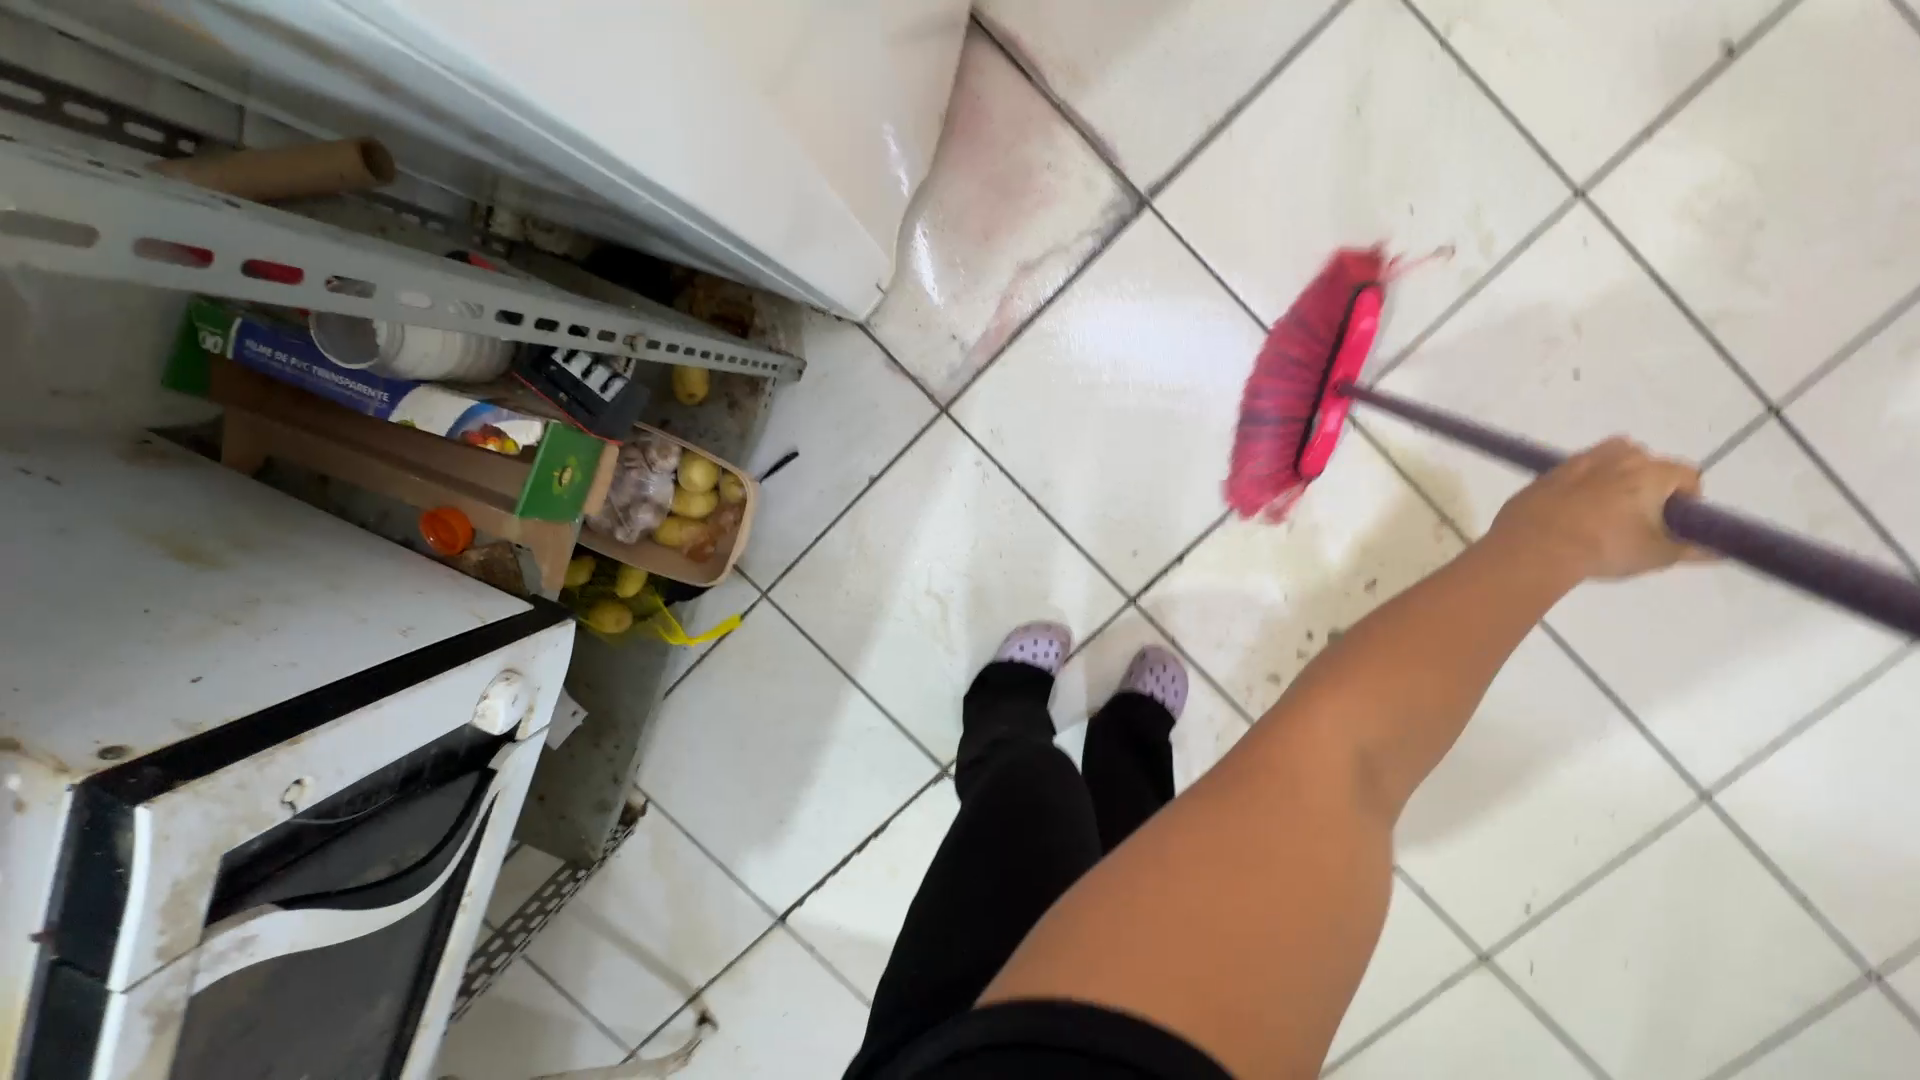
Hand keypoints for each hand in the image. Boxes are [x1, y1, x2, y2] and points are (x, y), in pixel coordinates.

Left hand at [1489, 438, 1707, 580]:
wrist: (1532, 547)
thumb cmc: (1603, 548)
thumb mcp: (1655, 555)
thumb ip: (1690, 550)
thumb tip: (1718, 552)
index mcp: (1649, 472)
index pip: (1686, 473)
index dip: (1688, 497)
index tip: (1674, 520)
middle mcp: (1614, 457)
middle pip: (1646, 461)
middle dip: (1649, 483)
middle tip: (1638, 515)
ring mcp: (1575, 462)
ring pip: (1608, 457)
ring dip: (1615, 475)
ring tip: (1607, 508)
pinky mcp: (1545, 474)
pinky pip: (1574, 470)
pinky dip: (1580, 482)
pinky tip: (1572, 508)